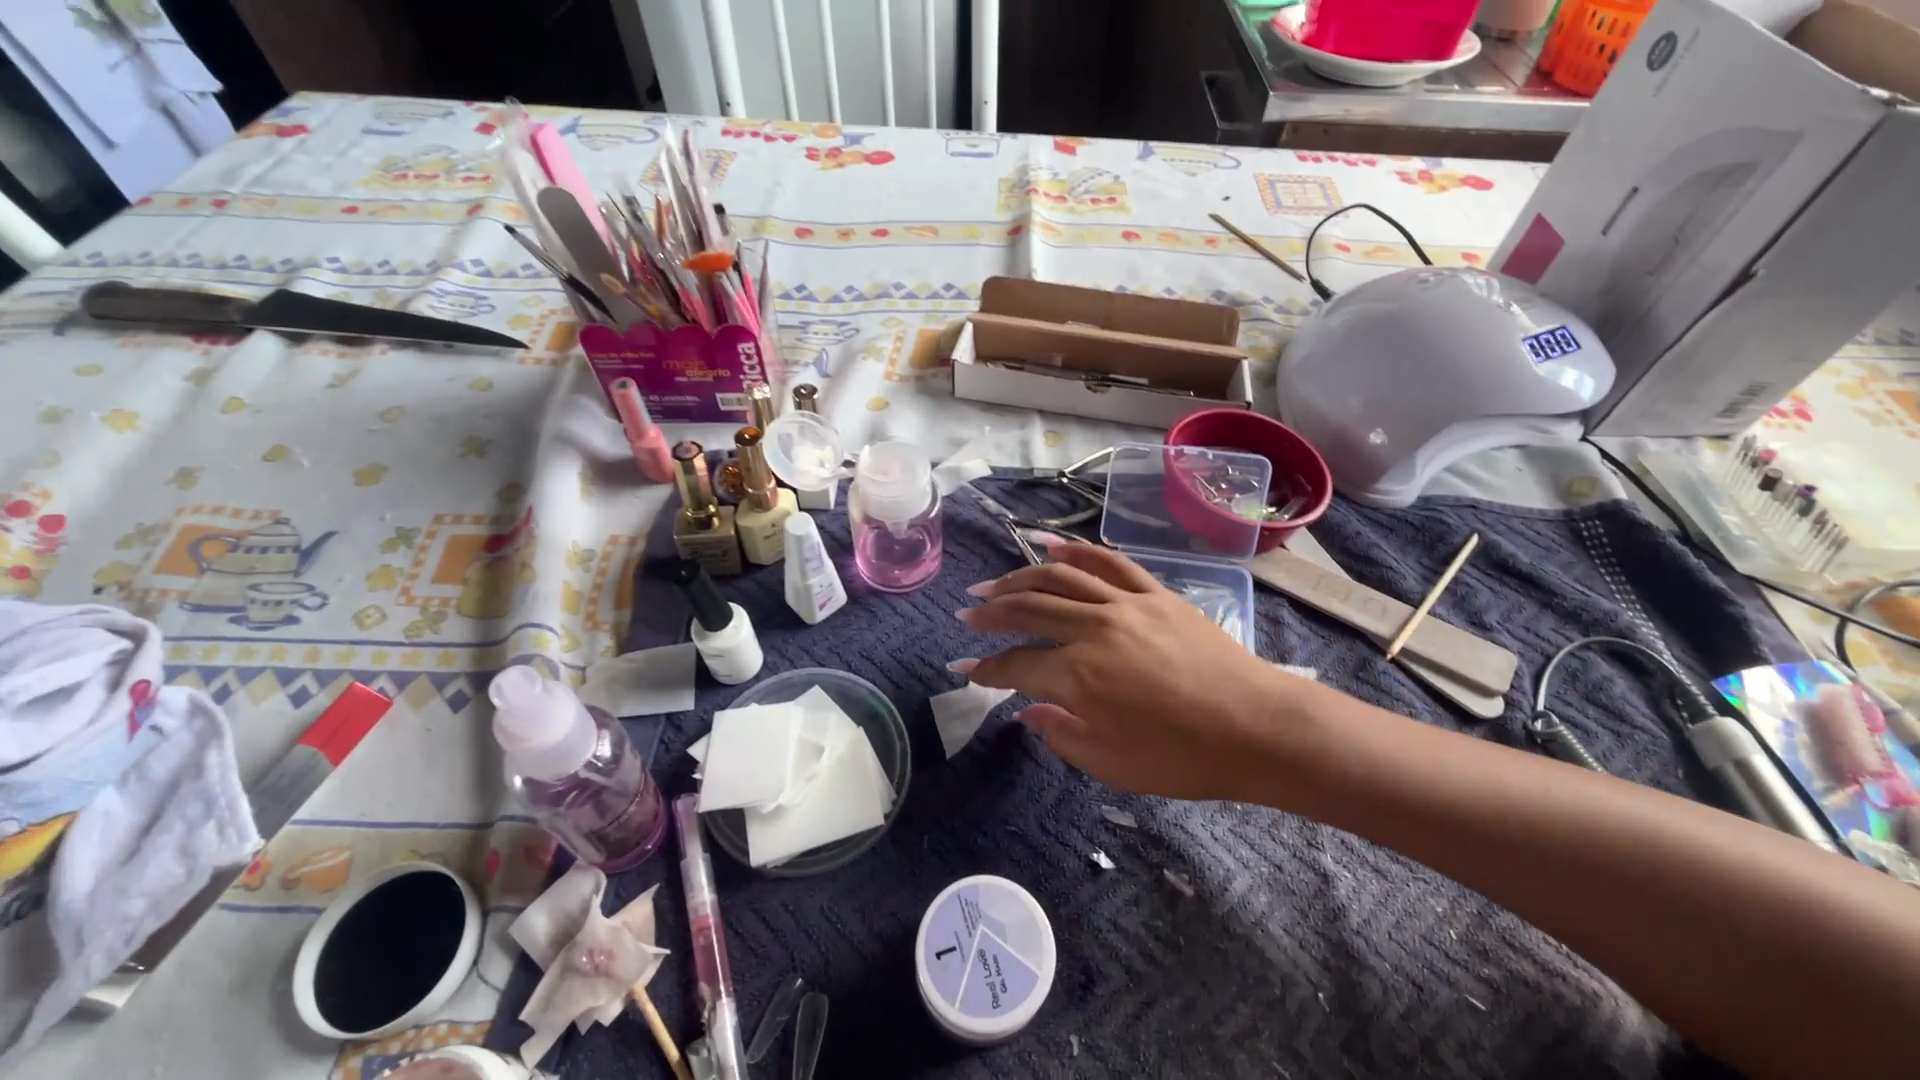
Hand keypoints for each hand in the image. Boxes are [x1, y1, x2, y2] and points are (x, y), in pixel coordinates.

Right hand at [955, 541, 1309, 800]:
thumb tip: (1027, 710)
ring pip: (1060, 577)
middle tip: (967, 615)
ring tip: (993, 583)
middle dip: (991, 612)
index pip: (1017, 665)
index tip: (965, 668)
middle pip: (1029, 609)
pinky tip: (1050, 545)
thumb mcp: (1112, 764)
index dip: (986, 668)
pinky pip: (1108, 562)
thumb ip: (1061, 733)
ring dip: (1019, 576)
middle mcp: (1094, 630)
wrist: (1258, 729)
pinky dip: (1075, 549)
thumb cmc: (1184, 759)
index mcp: (1079, 677)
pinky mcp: (1155, 593)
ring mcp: (1127, 605)